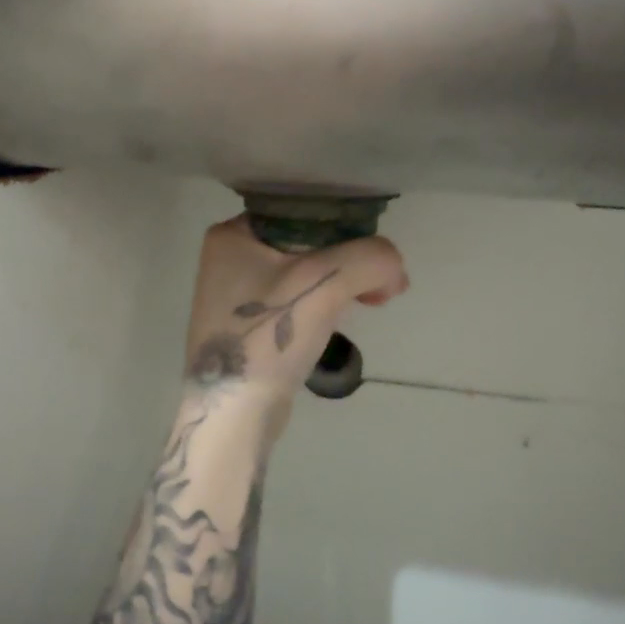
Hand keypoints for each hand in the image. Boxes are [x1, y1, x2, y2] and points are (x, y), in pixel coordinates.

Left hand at [182, 215, 407, 429]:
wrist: (233, 413)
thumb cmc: (270, 335)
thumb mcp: (327, 282)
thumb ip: (370, 259)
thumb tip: (394, 270)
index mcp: (234, 234)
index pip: (303, 210)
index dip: (348, 226)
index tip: (376, 253)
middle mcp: (230, 256)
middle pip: (308, 241)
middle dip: (350, 259)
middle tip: (383, 284)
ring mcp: (238, 292)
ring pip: (307, 271)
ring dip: (343, 283)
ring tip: (376, 300)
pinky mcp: (250, 323)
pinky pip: (297, 298)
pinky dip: (325, 303)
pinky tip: (346, 318)